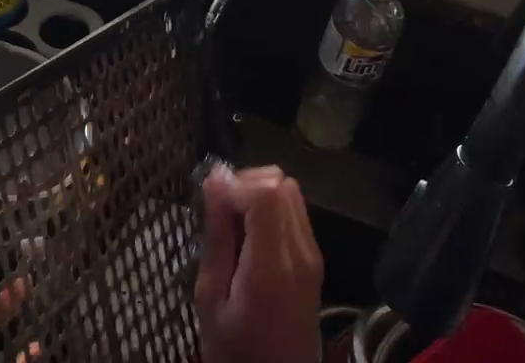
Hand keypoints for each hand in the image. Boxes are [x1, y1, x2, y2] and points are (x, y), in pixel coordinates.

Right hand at [195, 165, 324, 362]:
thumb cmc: (235, 352)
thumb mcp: (210, 299)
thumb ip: (217, 237)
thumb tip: (215, 179)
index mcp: (273, 266)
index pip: (267, 192)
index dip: (236, 185)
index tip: (210, 202)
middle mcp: (301, 252)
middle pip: (281, 184)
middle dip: (246, 184)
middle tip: (219, 213)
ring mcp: (313, 254)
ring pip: (290, 192)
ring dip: (259, 195)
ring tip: (233, 226)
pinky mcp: (315, 258)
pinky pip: (295, 212)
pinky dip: (271, 210)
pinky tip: (250, 237)